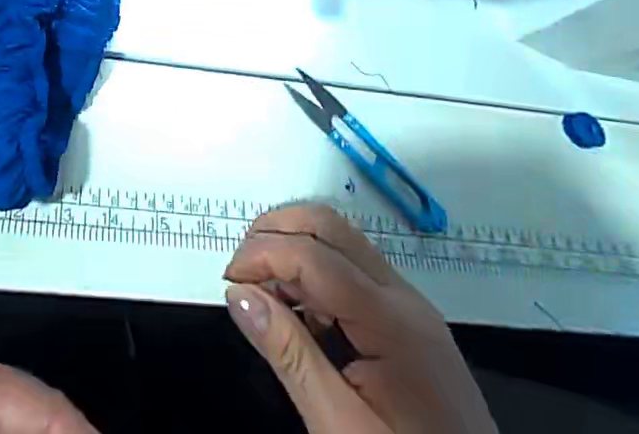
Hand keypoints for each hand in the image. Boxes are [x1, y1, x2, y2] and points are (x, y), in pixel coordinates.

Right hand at [222, 204, 496, 433]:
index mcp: (392, 322)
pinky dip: (312, 270)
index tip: (229, 283)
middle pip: (328, 225)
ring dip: (291, 248)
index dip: (262, 254)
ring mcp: (409, 307)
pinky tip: (298, 313)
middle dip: (274, 233)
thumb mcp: (340, 427)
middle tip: (242, 274)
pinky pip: (350, 268)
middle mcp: (404, 299)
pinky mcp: (407, 321)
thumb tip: (239, 294)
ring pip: (338, 239)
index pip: (313, 254)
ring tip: (265, 296)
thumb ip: (289, 356)